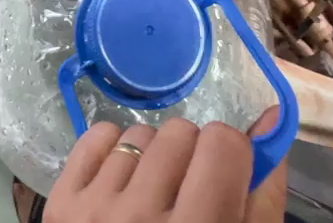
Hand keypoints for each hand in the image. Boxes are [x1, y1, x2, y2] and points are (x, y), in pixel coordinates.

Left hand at [45, 117, 286, 222]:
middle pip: (180, 131)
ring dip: (154, 158)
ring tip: (155, 198)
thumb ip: (262, 197)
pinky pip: (99, 135)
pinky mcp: (62, 202)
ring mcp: (97, 208)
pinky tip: (125, 185)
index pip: (223, 142)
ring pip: (140, 133)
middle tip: (190, 195)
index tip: (227, 178)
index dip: (231, 156)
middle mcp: (144, 218)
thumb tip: (270, 118)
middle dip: (192, 157)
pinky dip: (115, 151)